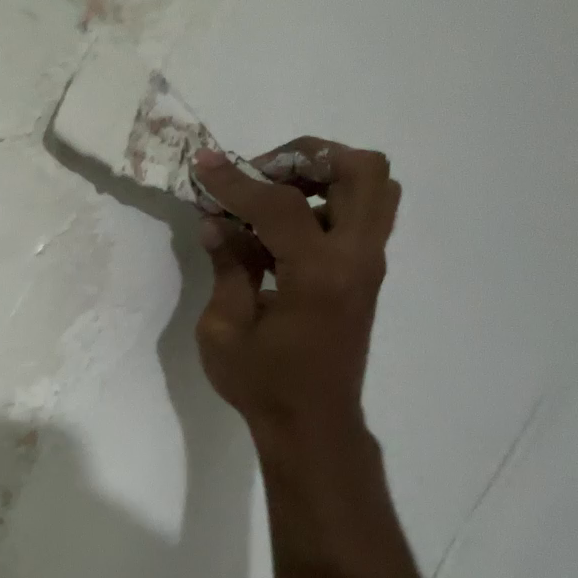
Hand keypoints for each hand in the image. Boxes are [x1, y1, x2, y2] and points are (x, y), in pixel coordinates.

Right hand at [190, 138, 401, 443]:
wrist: (311, 419)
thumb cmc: (261, 382)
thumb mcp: (223, 329)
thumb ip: (227, 269)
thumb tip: (218, 223)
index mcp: (318, 273)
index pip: (281, 205)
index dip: (238, 181)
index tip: (204, 163)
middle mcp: (357, 256)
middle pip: (359, 170)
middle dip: (304, 159)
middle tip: (257, 177)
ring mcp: (369, 262)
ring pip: (373, 185)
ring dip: (325, 175)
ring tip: (272, 195)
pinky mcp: (365, 272)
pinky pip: (363, 213)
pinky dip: (327, 201)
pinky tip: (282, 226)